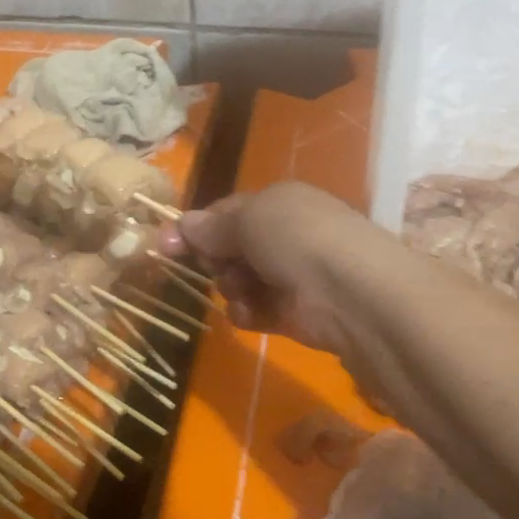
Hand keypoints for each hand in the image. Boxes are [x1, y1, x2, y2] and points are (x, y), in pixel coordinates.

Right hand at [159, 182, 373, 353]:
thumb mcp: (248, 219)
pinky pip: (256, 311)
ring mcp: (293, 276)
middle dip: (215, 258)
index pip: (227, 212)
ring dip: (231, 287)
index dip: (195, 228)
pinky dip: (248, 312)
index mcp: (279, 203)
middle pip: (231, 248)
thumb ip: (212, 226)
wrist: (353, 295)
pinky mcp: (296, 314)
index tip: (164, 246)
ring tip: (241, 291)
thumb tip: (184, 225)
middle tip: (215, 265)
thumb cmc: (297, 239)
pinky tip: (252, 313)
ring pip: (239, 281)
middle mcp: (287, 236)